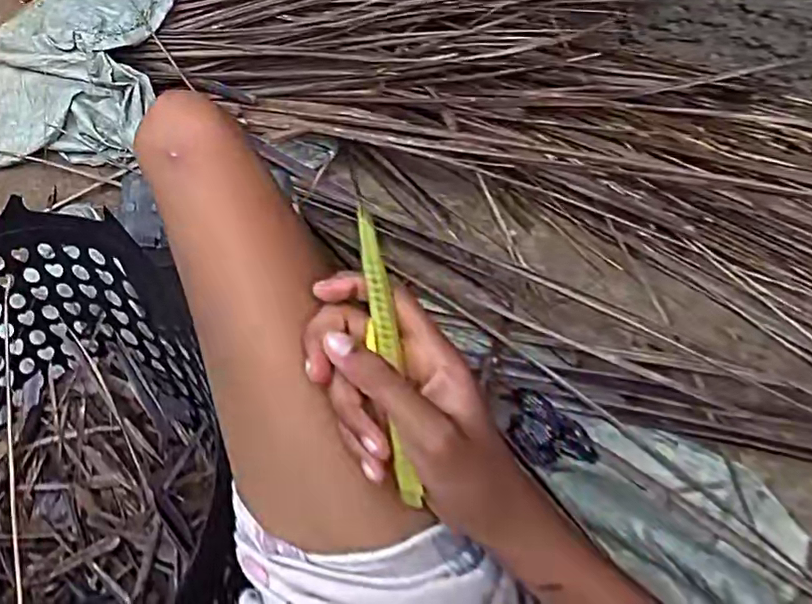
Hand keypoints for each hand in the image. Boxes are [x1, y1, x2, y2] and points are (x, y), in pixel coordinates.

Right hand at [302, 274, 547, 546]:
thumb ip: (381, 383)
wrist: (493, 528)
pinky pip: (346, 402)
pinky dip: (352, 432)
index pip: (389, 297)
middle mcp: (407, 362)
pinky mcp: (378, 409)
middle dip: (329, 355)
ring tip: (375, 449)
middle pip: (349, 329)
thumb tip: (333, 340)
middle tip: (317, 376)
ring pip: (342, 372)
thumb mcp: (429, 432)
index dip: (354, 284)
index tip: (320, 293)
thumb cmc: (478, 480)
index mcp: (431, 355)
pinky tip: (375, 459)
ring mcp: (391, 385)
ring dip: (348, 411)